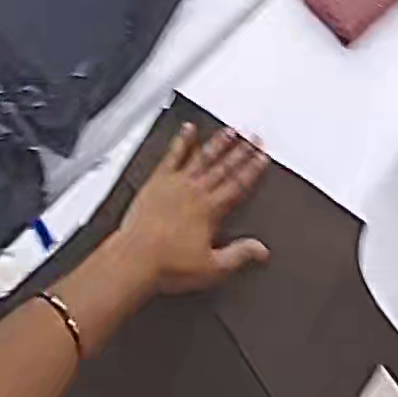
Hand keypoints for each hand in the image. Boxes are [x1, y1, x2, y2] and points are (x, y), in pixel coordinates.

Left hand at [111, 124, 270, 294]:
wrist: (136, 258)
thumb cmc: (170, 265)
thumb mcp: (212, 267)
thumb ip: (239, 255)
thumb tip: (261, 249)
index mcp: (210, 210)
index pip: (238, 184)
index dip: (252, 169)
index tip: (262, 156)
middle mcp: (196, 191)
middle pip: (224, 166)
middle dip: (241, 150)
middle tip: (252, 136)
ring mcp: (177, 182)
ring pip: (202, 156)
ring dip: (217, 143)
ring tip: (229, 130)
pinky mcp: (158, 180)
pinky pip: (173, 155)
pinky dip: (182, 140)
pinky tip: (188, 129)